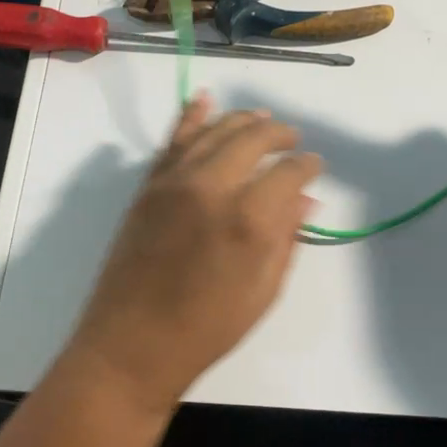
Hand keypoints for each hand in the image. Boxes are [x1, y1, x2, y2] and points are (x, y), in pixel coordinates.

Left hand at [64, 96, 320, 411]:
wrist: (131, 346)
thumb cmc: (207, 329)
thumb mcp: (263, 292)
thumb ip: (286, 239)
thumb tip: (305, 200)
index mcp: (249, 220)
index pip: (289, 172)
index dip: (307, 166)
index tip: (315, 166)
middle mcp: (212, 188)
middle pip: (253, 139)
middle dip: (279, 134)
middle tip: (293, 138)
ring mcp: (174, 183)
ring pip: (214, 131)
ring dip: (242, 120)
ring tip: (261, 119)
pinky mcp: (148, 187)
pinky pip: (172, 140)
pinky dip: (190, 116)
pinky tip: (204, 100)